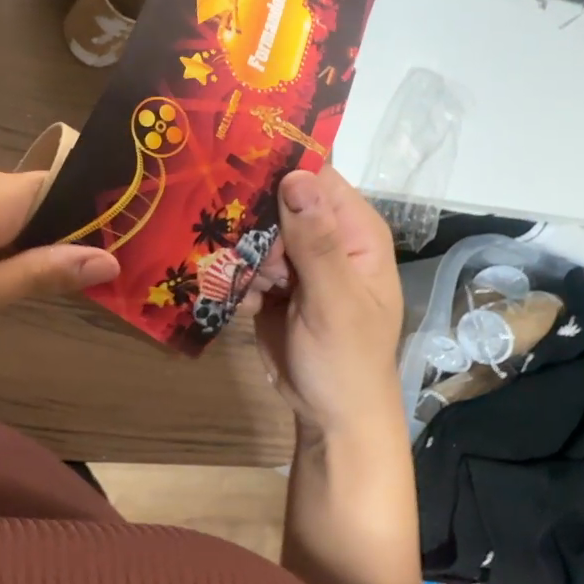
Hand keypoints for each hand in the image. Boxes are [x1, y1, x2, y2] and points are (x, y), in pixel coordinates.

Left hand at [0, 157, 119, 345]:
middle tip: (51, 290)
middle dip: (52, 239)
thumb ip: (38, 275)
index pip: (61, 190)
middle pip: (40, 196)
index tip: (106, 261)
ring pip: (14, 202)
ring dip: (21, 240)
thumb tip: (109, 262)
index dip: (88, 223)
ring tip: (2, 284)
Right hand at [254, 166, 403, 434]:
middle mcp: (326, 241)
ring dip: (240, 251)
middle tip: (228, 235)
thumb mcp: (334, 300)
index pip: (316, 180)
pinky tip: (241, 299)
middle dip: (250, 215)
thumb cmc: (345, 360)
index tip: (235, 167)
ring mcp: (297, 266)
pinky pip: (245, 266)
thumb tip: (295, 177)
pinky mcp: (272, 289)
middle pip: (278, 204)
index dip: (280, 171)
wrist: (330, 416)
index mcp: (355, 233)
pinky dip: (236, 278)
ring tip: (243, 276)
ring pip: (256, 235)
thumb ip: (316, 241)